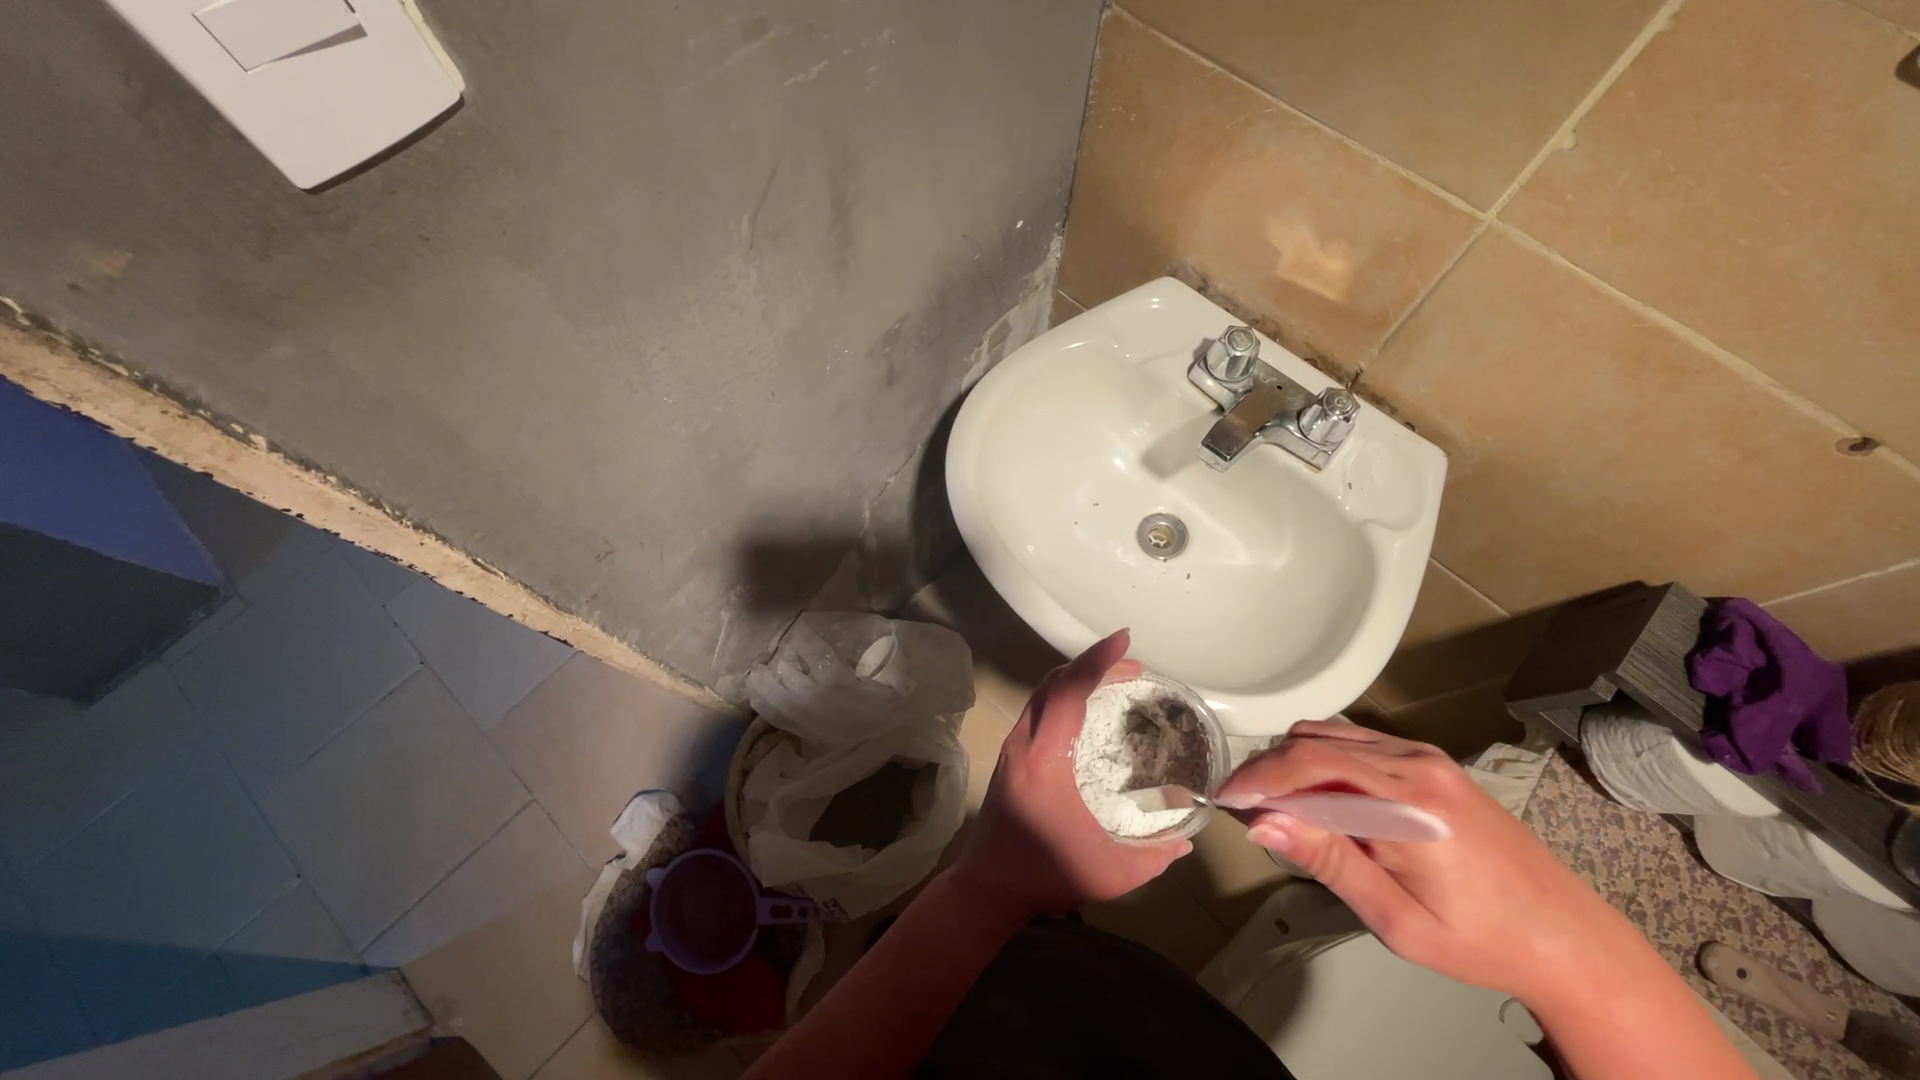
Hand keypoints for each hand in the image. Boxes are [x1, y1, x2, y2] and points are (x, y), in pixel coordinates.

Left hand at [946, 629, 1191, 920]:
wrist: (986, 888)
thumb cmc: (1045, 876)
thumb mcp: (1110, 872)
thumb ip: (1155, 856)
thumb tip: (1187, 839)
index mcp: (1044, 760)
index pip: (1069, 692)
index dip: (1097, 661)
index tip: (1125, 641)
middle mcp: (1023, 744)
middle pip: (1054, 683)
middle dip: (1093, 664)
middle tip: (1133, 666)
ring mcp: (1012, 749)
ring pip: (1043, 694)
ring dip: (1077, 679)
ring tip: (1114, 681)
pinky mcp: (1010, 758)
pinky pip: (1038, 710)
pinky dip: (1064, 696)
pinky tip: (1087, 710)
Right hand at [1221, 721, 1633, 1002]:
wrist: (1567, 939)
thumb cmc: (1483, 940)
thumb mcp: (1396, 917)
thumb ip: (1329, 861)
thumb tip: (1264, 822)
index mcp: (1411, 800)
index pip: (1311, 764)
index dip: (1258, 778)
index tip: (1226, 800)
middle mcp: (1419, 763)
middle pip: (1316, 740)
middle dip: (1271, 770)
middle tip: (1249, 811)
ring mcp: (1429, 758)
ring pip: (1334, 735)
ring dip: (1296, 763)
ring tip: (1280, 810)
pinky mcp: (1433, 764)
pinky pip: (1360, 743)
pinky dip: (1325, 762)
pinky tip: (1322, 802)